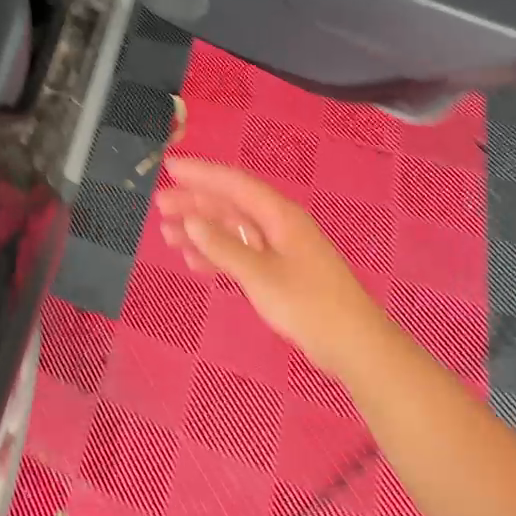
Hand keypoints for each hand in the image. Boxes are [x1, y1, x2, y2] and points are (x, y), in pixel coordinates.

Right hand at [155, 158, 390, 378]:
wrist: (355, 347)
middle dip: (194, 203)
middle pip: (229, 205)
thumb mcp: (260, 274)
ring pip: (231, 230)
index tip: (170, 168)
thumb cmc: (309, 304)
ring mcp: (279, 249)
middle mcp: (278, 225)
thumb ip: (222, 246)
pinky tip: (194, 263)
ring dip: (200, 231)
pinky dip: (216, 254)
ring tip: (168, 235)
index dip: (201, 173)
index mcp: (279, 216)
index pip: (234, 183)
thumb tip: (190, 221)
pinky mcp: (279, 272)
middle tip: (160, 206)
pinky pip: (239, 253)